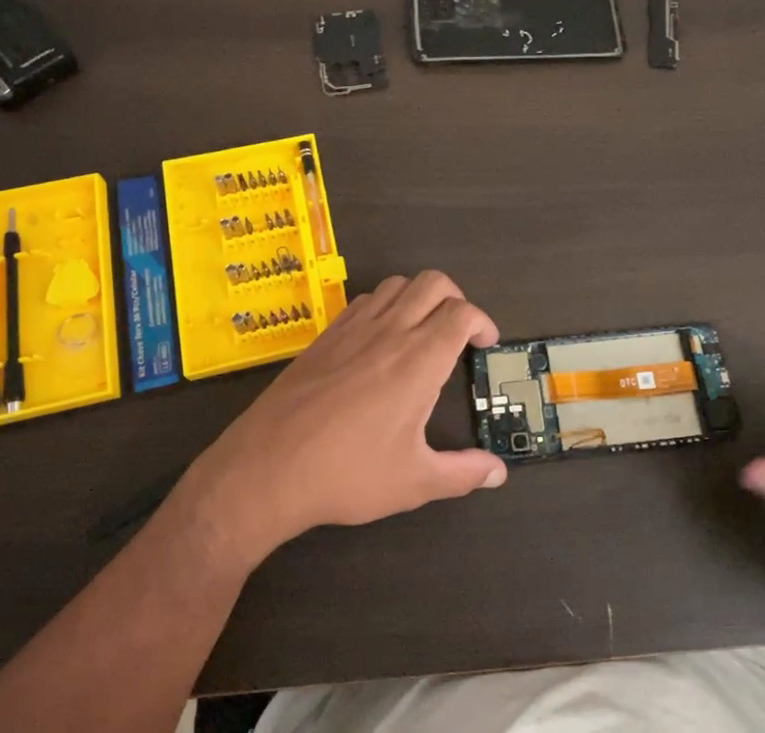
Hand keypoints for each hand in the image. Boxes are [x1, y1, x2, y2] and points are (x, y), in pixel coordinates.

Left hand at [178, 270, 507, 564]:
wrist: (267, 467)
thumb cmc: (347, 474)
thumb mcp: (414, 482)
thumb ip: (462, 474)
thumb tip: (497, 473)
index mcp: (418, 360)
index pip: (462, 313)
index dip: (483, 322)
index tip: (485, 344)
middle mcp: (389, 332)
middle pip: (433, 282)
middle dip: (456, 298)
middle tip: (460, 332)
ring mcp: (352, 329)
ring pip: (396, 284)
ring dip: (419, 297)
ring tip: (422, 331)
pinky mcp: (324, 337)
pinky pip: (363, 301)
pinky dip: (384, 306)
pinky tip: (379, 340)